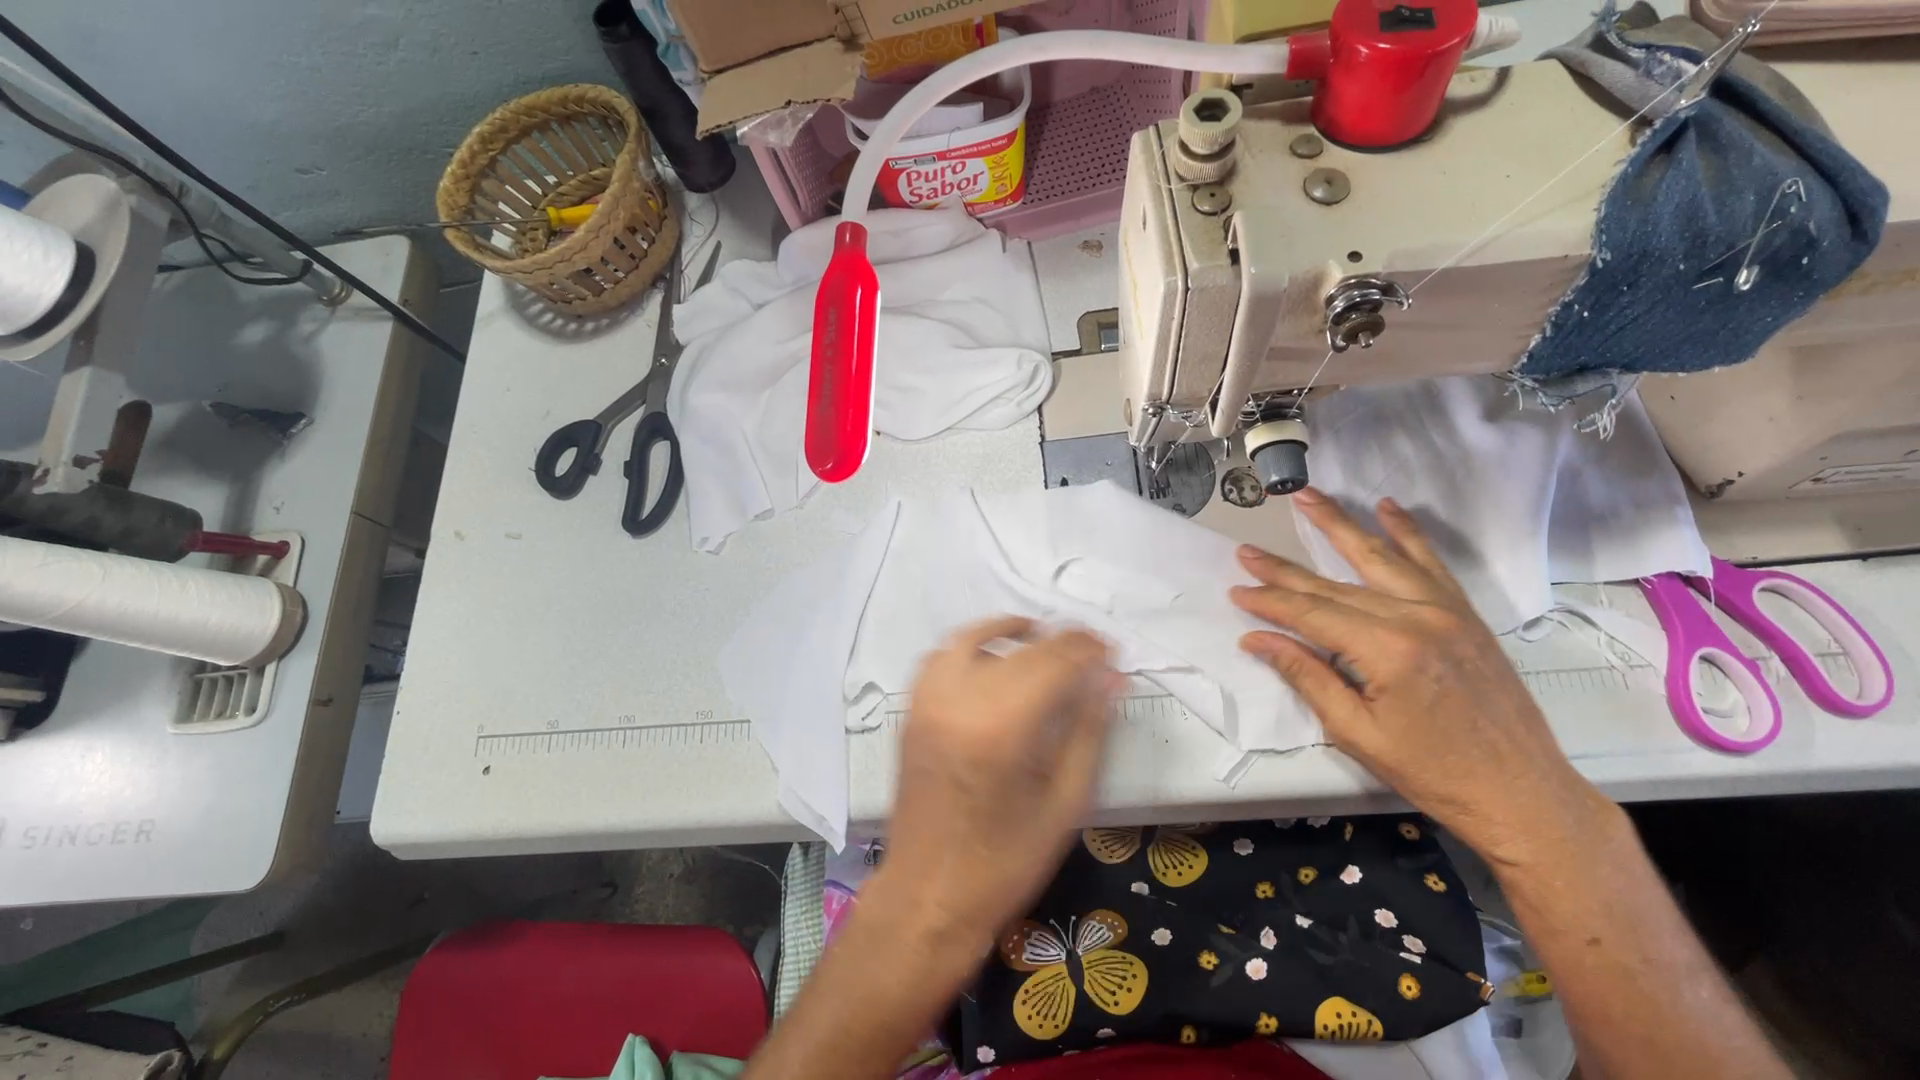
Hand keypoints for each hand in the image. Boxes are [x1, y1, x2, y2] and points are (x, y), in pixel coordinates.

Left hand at [874, 616, 1122, 958]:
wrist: (928, 895)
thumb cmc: (1006, 861)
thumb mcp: (1065, 803)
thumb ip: (1089, 731)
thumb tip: (1113, 678)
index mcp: (1005, 726)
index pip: (1056, 660)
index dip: (1089, 649)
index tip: (1112, 654)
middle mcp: (961, 701)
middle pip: (1020, 649)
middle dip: (1062, 643)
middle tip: (1091, 655)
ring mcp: (927, 703)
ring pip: (973, 640)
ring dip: (1012, 634)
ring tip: (1043, 642)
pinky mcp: (910, 713)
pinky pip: (939, 659)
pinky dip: (968, 647)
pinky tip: (992, 661)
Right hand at [1231, 489, 1609, 865]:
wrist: (1521, 792)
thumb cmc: (1432, 772)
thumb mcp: (1357, 733)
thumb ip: (1307, 677)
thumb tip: (1257, 640)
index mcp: (1389, 650)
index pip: (1313, 614)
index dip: (1271, 602)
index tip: (1237, 591)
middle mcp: (1419, 617)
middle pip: (1338, 585)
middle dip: (1287, 569)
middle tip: (1248, 550)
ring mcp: (1448, 611)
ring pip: (1384, 557)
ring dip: (1343, 525)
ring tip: (1309, 497)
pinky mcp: (1467, 615)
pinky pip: (1431, 563)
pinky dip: (1407, 533)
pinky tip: (1387, 508)